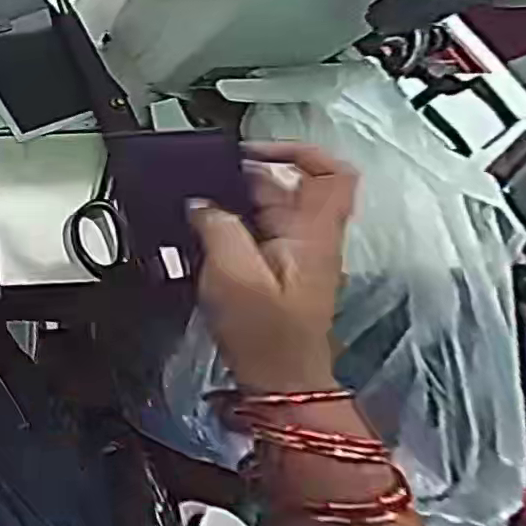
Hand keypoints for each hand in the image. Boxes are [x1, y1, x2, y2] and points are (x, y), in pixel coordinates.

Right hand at [188, 141, 356, 391]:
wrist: (276, 374)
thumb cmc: (265, 330)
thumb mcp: (234, 273)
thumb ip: (217, 228)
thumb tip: (201, 204)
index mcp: (312, 234)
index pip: (331, 173)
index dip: (296, 151)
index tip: (252, 151)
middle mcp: (307, 237)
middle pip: (286, 185)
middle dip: (241, 177)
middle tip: (204, 183)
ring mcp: (290, 252)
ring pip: (263, 205)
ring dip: (227, 200)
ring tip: (194, 207)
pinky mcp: (271, 265)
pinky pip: (249, 227)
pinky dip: (221, 220)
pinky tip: (197, 229)